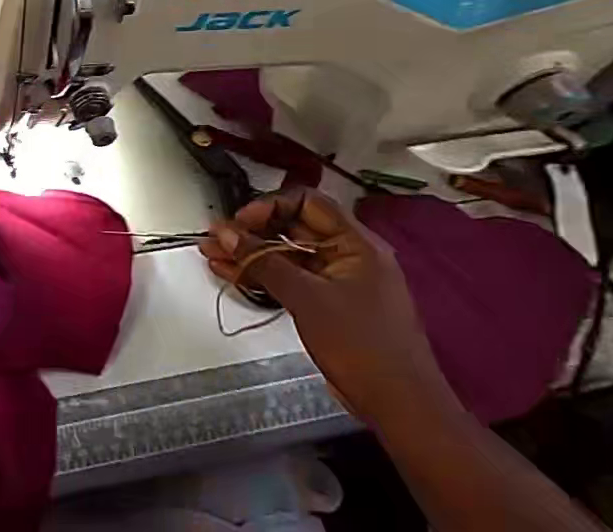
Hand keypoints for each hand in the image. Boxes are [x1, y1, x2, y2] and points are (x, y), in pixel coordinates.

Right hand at [199, 188, 447, 423]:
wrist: (402, 409)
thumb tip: (224, 233)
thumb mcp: (307, 298)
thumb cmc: (362, 346)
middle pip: (292, 227)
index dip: (269, 207)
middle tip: (215, 238)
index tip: (240, 223)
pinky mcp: (328, 303)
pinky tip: (230, 273)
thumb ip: (263, 261)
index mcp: (356, 244)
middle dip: (251, 231)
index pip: (306, 203)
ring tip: (211, 254)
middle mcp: (348, 255)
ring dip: (250, 254)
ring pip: (286, 255)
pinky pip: (290, 277)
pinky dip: (262, 275)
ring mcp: (338, 280)